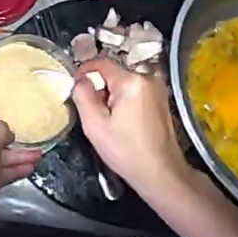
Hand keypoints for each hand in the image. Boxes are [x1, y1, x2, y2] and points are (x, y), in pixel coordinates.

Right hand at [72, 58, 191, 202]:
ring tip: (109, 120)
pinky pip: (135, 90)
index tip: (75, 85)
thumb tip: (80, 79)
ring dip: (112, 95)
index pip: (102, 63)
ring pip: (124, 82)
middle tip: (94, 111)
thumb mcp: (95, 125)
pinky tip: (124, 122)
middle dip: (100, 87)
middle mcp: (147, 78)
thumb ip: (82, 95)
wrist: (162, 174)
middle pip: (114, 73)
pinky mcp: (161, 99)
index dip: (85, 70)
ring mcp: (157, 88)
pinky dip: (125, 100)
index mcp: (131, 81)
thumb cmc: (126, 151)